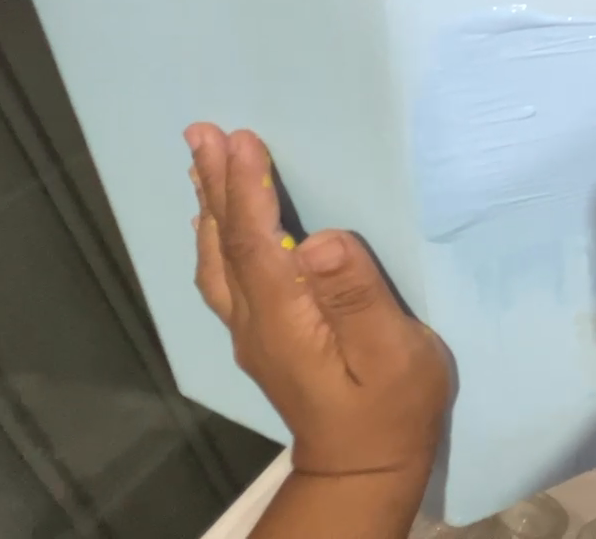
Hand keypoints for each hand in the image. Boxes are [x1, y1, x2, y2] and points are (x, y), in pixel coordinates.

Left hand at [187, 124, 450, 478]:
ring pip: (221, 259)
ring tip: (203, 165)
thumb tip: (316, 240)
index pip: (256, 241)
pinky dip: (221, 238)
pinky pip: (231, 274)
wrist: (367, 461)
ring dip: (212, 207)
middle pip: (226, 243)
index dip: (247, 189)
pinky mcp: (271, 336)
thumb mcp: (390, 349)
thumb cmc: (393, 401)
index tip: (241, 140)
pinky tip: (224, 228)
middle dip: (216, 185)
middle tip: (202, 134)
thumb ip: (356, 295)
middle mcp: (257, 319)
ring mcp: (258, 331)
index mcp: (286, 316)